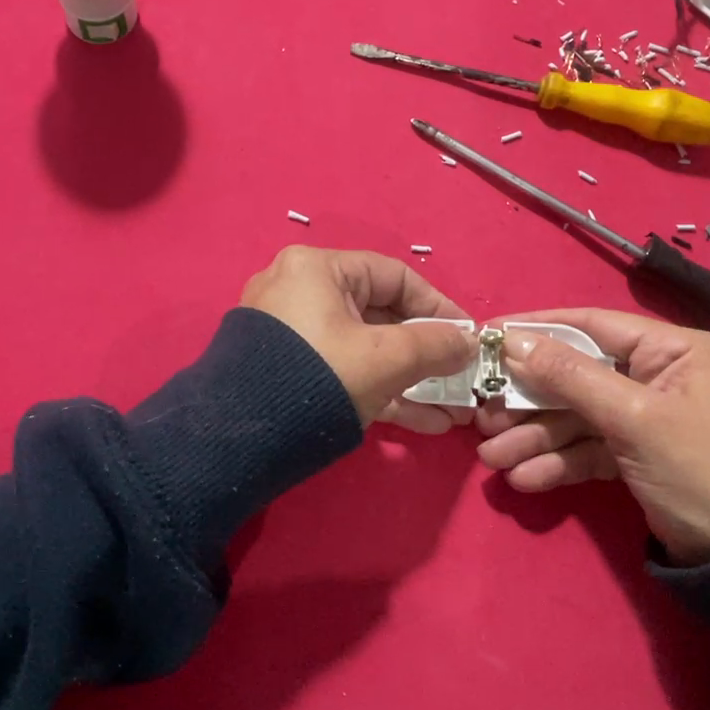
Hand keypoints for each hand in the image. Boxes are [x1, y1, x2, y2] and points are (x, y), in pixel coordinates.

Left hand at [241, 246, 475, 432]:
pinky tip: (427, 423)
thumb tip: (468, 343)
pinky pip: (346, 374)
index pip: (394, 277)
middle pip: (381, 317)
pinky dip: (383, 393)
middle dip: (428, 355)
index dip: (438, 307)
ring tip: (455, 412)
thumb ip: (434, 346)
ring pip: (367, 352)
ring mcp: (294, 336)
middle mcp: (301, 293)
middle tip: (463, 380)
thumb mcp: (385, 359)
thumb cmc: (319, 377)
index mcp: (317, 270)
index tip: (469, 337)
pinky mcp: (291, 374)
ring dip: (412, 381)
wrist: (240, 439)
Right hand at [475, 309, 709, 564]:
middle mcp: (662, 375)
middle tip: (481, 416)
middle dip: (529, 401)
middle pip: (578, 376)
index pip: (594, 325)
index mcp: (677, 350)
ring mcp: (648, 417)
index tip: (487, 338)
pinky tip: (525, 479)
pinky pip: (589, 448)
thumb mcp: (633, 420)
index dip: (538, 330)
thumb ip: (570, 376)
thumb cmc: (701, 472)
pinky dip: (558, 462)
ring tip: (492, 459)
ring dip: (535, 438)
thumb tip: (511, 340)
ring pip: (577, 416)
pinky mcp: (638, 455)